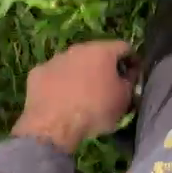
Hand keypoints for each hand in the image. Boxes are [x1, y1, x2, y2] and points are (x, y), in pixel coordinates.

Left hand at [11, 40, 134, 153]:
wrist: (54, 125)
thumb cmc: (95, 110)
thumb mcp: (124, 99)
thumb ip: (129, 82)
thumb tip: (128, 75)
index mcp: (103, 51)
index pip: (124, 47)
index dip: (132, 60)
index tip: (133, 74)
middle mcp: (78, 48)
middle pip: (96, 53)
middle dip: (104, 66)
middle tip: (108, 85)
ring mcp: (55, 59)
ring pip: (73, 62)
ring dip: (80, 73)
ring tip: (82, 94)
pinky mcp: (37, 73)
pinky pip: (54, 75)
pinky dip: (59, 83)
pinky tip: (61, 99)